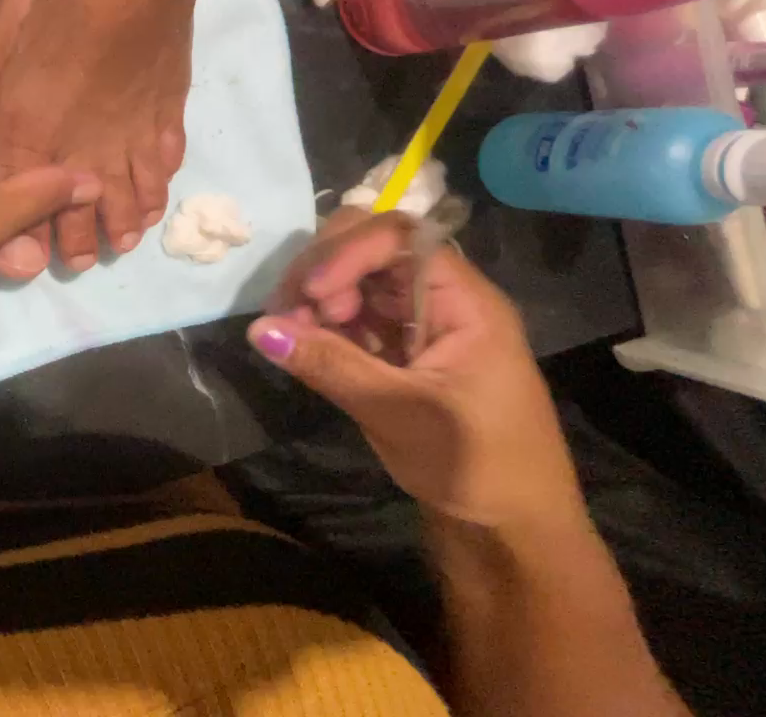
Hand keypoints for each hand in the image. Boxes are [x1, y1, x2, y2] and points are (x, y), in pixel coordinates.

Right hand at [246, 208, 584, 530]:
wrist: (508, 526)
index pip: (400, 238)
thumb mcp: (399, 413)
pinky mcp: (393, 345)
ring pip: (351, 278)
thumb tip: (258, 328)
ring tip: (291, 333)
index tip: (312, 293)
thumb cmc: (475, 464)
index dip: (348, 251)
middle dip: (322, 269)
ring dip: (313, 295)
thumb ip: (330, 364)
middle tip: (293, 312)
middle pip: (369, 247)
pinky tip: (300, 342)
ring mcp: (414, 320)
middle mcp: (439, 298)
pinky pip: (348, 313)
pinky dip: (318, 321)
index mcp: (464, 302)